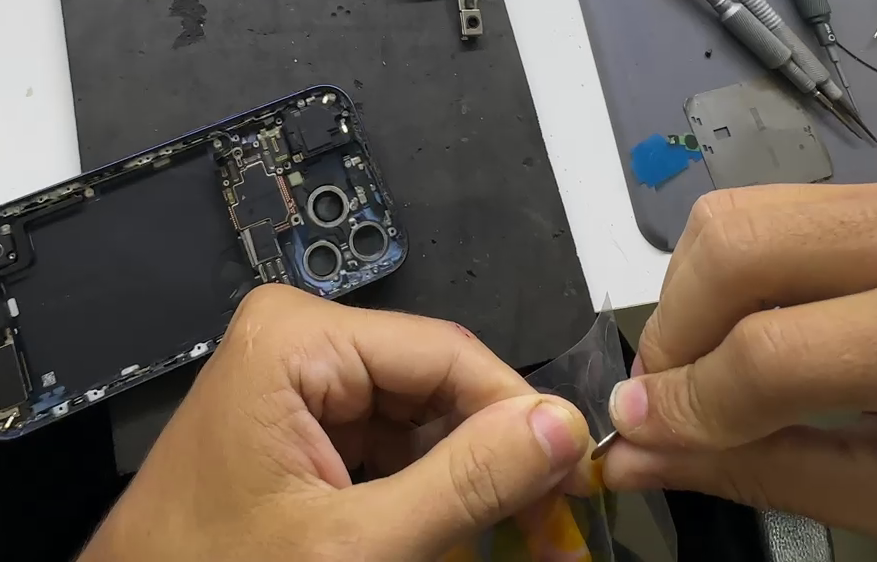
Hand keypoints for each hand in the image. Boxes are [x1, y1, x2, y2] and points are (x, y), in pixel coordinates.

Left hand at [81, 284, 592, 561]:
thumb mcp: (354, 550)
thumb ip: (463, 484)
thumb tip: (561, 426)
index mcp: (299, 336)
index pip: (443, 351)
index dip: (517, 413)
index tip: (577, 479)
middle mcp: (302, 340)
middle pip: (433, 385)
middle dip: (494, 460)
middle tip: (555, 537)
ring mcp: (301, 383)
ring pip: (419, 422)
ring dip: (468, 486)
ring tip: (522, 546)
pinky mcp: (303, 426)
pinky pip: (387, 448)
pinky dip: (428, 497)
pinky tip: (457, 540)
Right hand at [602, 179, 876, 561]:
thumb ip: (768, 473)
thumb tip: (636, 451)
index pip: (789, 348)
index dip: (696, 400)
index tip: (641, 436)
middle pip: (746, 240)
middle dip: (676, 327)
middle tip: (669, 402)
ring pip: (746, 211)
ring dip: (695, 294)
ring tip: (707, 368)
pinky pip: (778, 209)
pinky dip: (734, 274)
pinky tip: (753, 328)